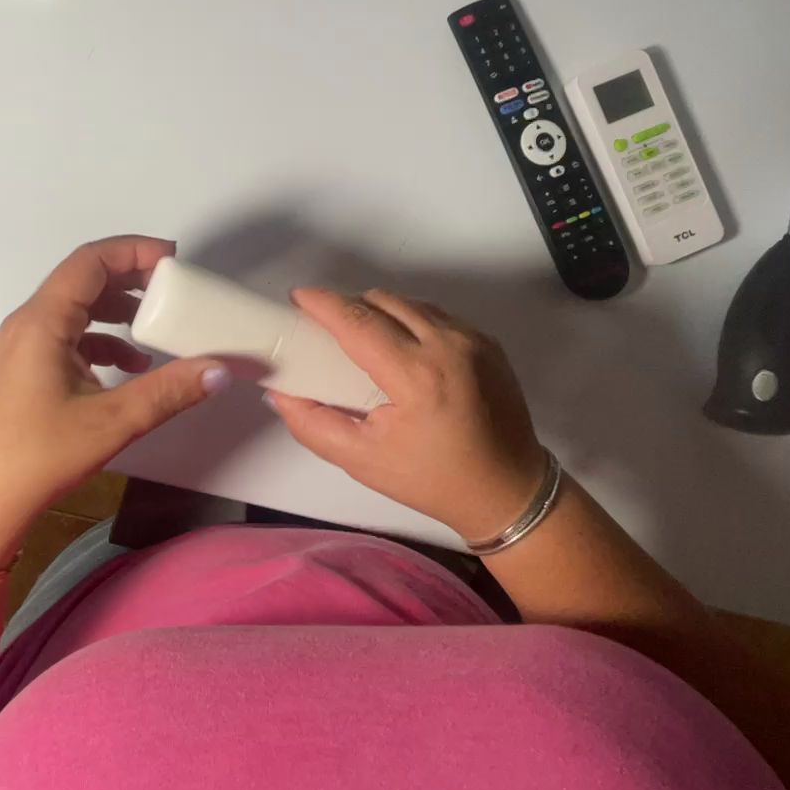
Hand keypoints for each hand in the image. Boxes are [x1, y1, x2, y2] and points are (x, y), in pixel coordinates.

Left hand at [0, 237, 228, 562]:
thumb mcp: (112, 421)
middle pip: (83, 279)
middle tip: (175, 288)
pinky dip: (103, 340)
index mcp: (42, 321)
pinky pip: (69, 336)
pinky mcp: (26, 369)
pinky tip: (131, 366)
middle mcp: (29, 323)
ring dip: (118, 310)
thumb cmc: (39, 456)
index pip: (90, 261)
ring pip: (77, 308)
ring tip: (158, 325)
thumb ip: (169, 391)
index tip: (175, 260)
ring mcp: (24, 346)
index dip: (134, 251)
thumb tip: (221, 369)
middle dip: (131, 278)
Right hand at [266, 288, 546, 542]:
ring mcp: (473, 339)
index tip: (298, 298)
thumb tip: (280, 392)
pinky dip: (409, 320)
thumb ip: (313, 424)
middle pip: (382, 302)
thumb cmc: (431, 479)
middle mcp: (448, 345)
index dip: (324, 304)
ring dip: (379, 311)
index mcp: (416, 376)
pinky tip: (399, 346)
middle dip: (348, 306)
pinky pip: (436, 315)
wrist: (508, 491)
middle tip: (325, 328)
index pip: (359, 322)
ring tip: (361, 337)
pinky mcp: (488, 342)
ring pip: (410, 303)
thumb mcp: (362, 461)